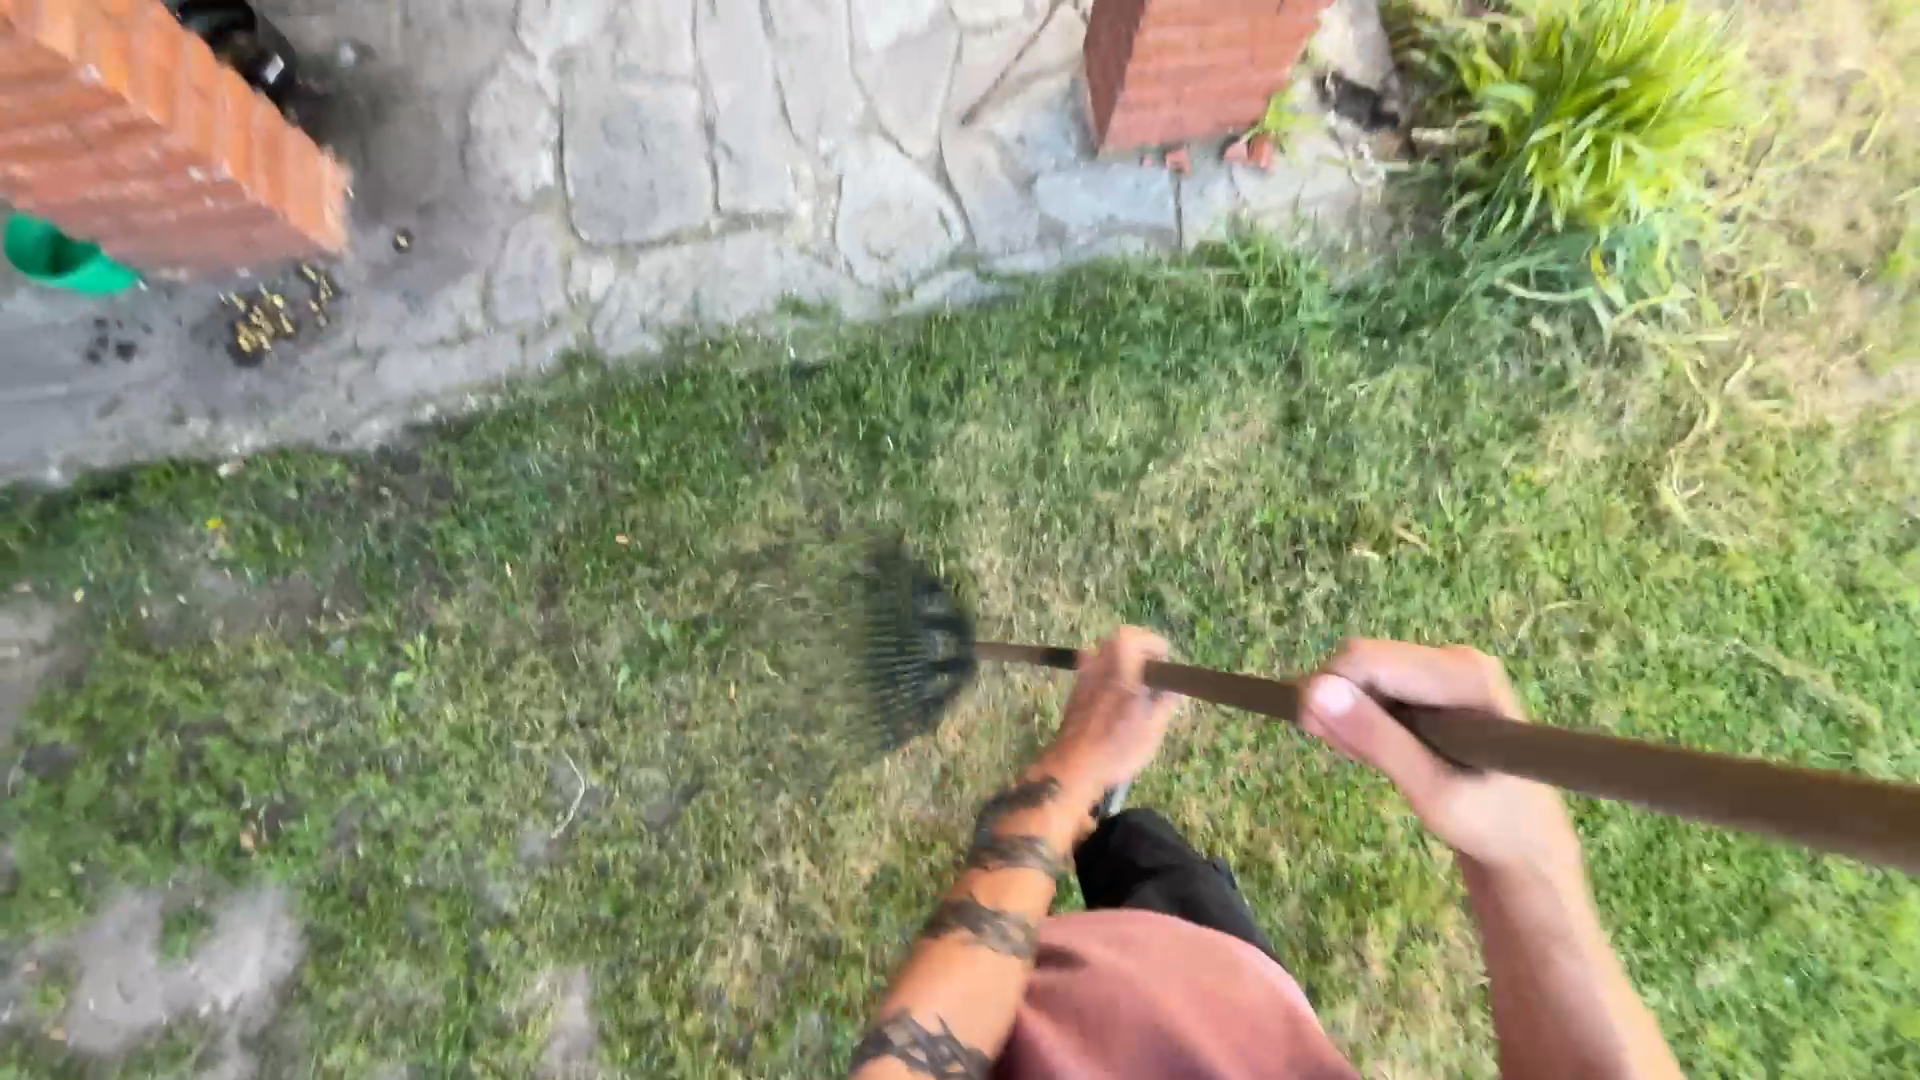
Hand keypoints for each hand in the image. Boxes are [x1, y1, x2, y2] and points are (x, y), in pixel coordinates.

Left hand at [1034, 627, 1183, 802]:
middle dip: (1137, 648)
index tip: (1163, 655)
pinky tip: (1117, 695)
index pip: (1129, 637)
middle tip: (1152, 666)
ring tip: (1137, 681)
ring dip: (1121, 660)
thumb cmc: (1116, 750)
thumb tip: (1176, 689)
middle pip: (1114, 641)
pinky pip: (1093, 670)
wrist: (1073, 766)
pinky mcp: (1075, 693)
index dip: (1149, 641)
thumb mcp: (1151, 731)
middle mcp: (1099, 670)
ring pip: (1102, 654)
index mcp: (1120, 674)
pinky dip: (1108, 673)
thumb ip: (1164, 704)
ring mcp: (1083, 680)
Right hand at [1300, 639, 1579, 873]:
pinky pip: (1371, 681)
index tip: (1320, 736)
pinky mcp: (1431, 679)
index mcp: (1465, 676)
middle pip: (1360, 660)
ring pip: (1360, 670)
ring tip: (1369, 757)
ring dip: (1347, 712)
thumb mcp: (1429, 790)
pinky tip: (1378, 744)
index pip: (1365, 658)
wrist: (1527, 844)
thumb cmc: (1490, 824)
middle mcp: (1456, 657)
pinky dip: (1358, 713)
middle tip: (1351, 756)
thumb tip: (1311, 691)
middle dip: (1339, 704)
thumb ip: (1374, 738)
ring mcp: (1444, 665)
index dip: (1328, 691)